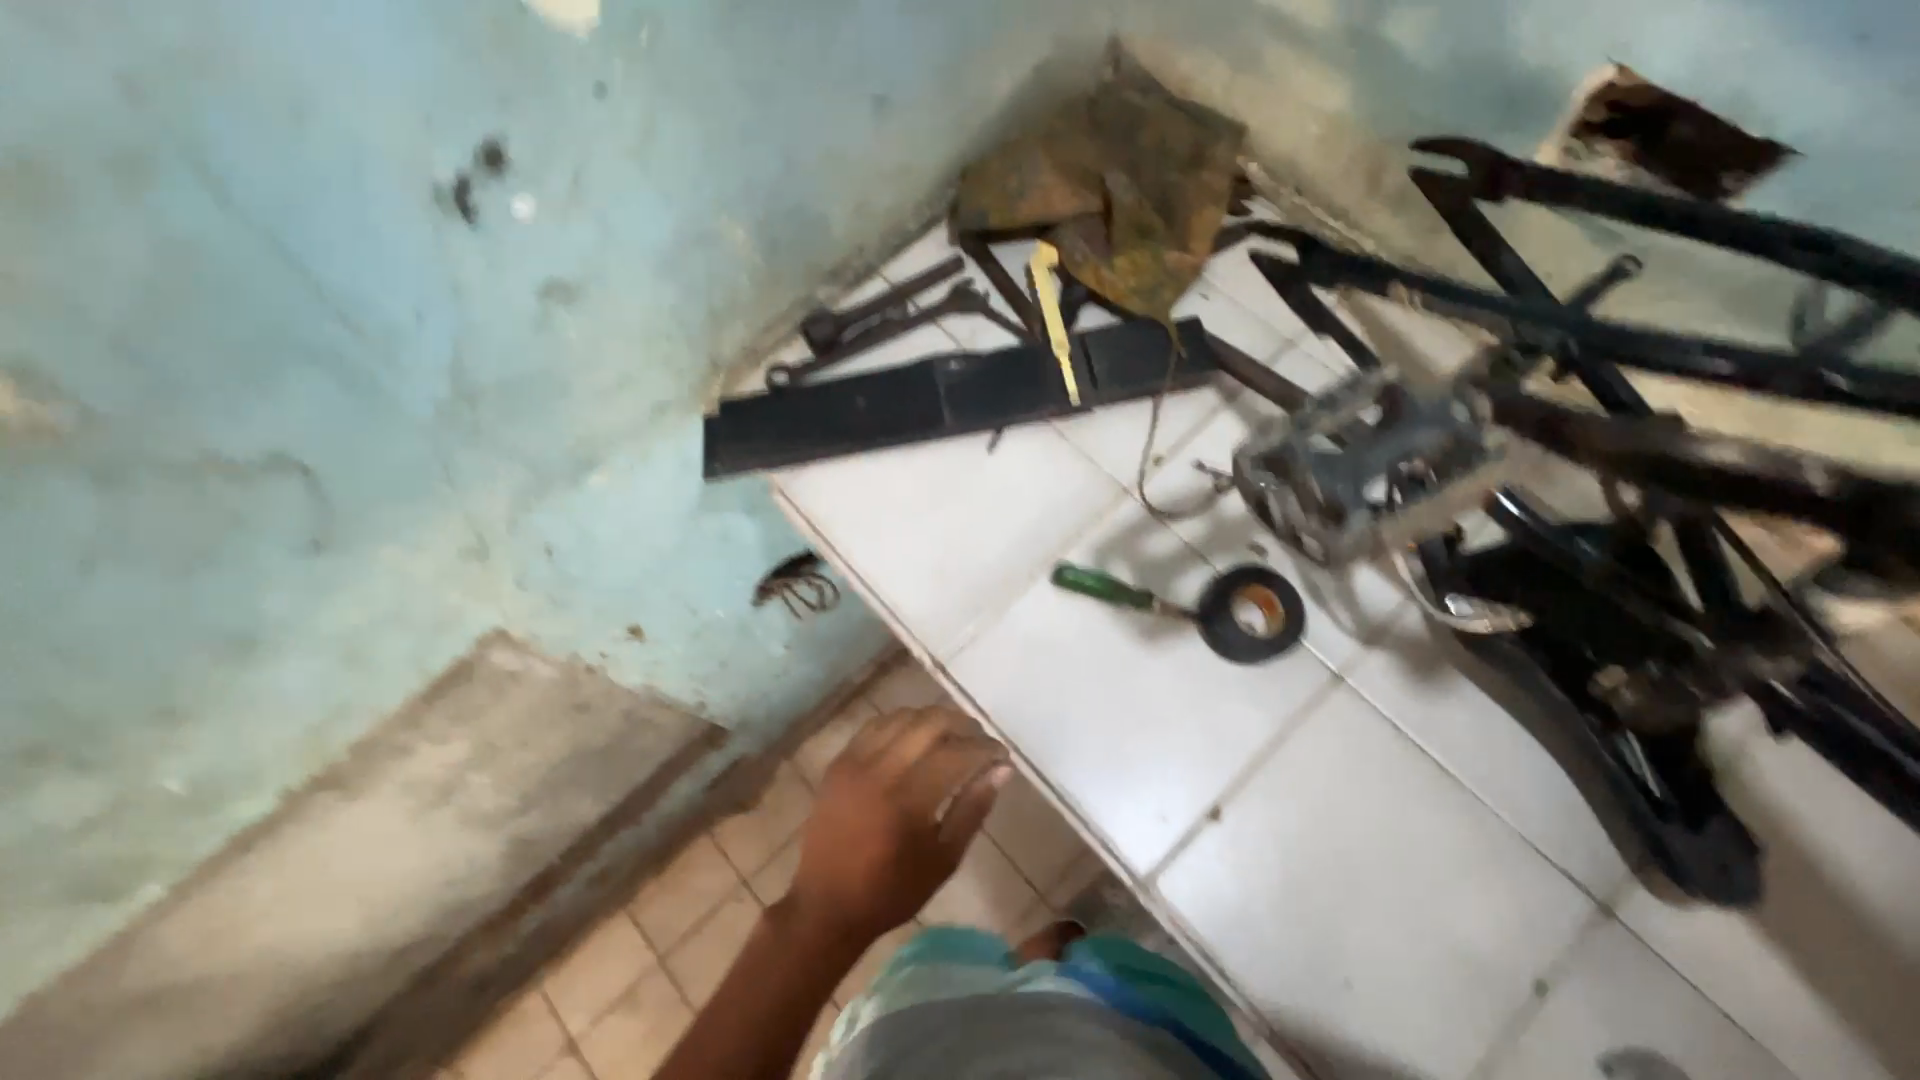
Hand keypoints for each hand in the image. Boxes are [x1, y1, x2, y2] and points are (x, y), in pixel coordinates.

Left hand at [786, 706, 1011, 944]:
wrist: (826, 905)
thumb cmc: (891, 891)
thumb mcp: (944, 859)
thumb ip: (973, 809)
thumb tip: (1001, 769)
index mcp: (908, 799)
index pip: (956, 753)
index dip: (985, 748)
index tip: (1001, 754)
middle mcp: (880, 770)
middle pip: (929, 722)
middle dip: (962, 724)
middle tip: (980, 741)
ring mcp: (854, 762)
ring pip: (902, 716)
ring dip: (932, 719)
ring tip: (951, 736)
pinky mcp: (838, 762)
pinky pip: (875, 726)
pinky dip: (901, 723)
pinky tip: (915, 738)